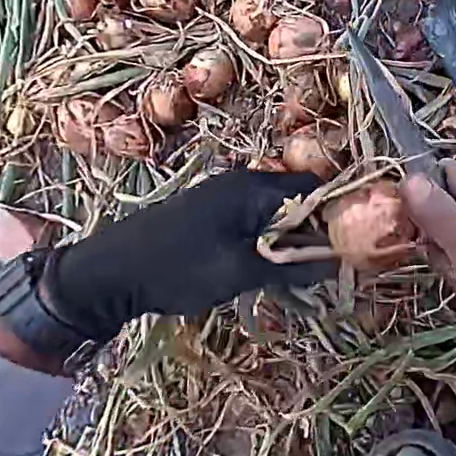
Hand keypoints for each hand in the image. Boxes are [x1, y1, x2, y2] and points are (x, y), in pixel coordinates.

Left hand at [40, 168, 327, 340]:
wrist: (107, 273)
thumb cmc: (176, 267)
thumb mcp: (239, 270)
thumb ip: (291, 266)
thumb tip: (336, 263)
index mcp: (253, 187)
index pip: (313, 188)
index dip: (335, 215)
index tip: (348, 246)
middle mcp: (243, 182)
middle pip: (297, 197)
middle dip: (315, 229)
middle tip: (325, 265)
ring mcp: (225, 195)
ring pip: (277, 210)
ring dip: (292, 237)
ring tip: (300, 272)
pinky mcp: (212, 211)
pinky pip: (255, 218)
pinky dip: (269, 239)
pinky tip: (268, 266)